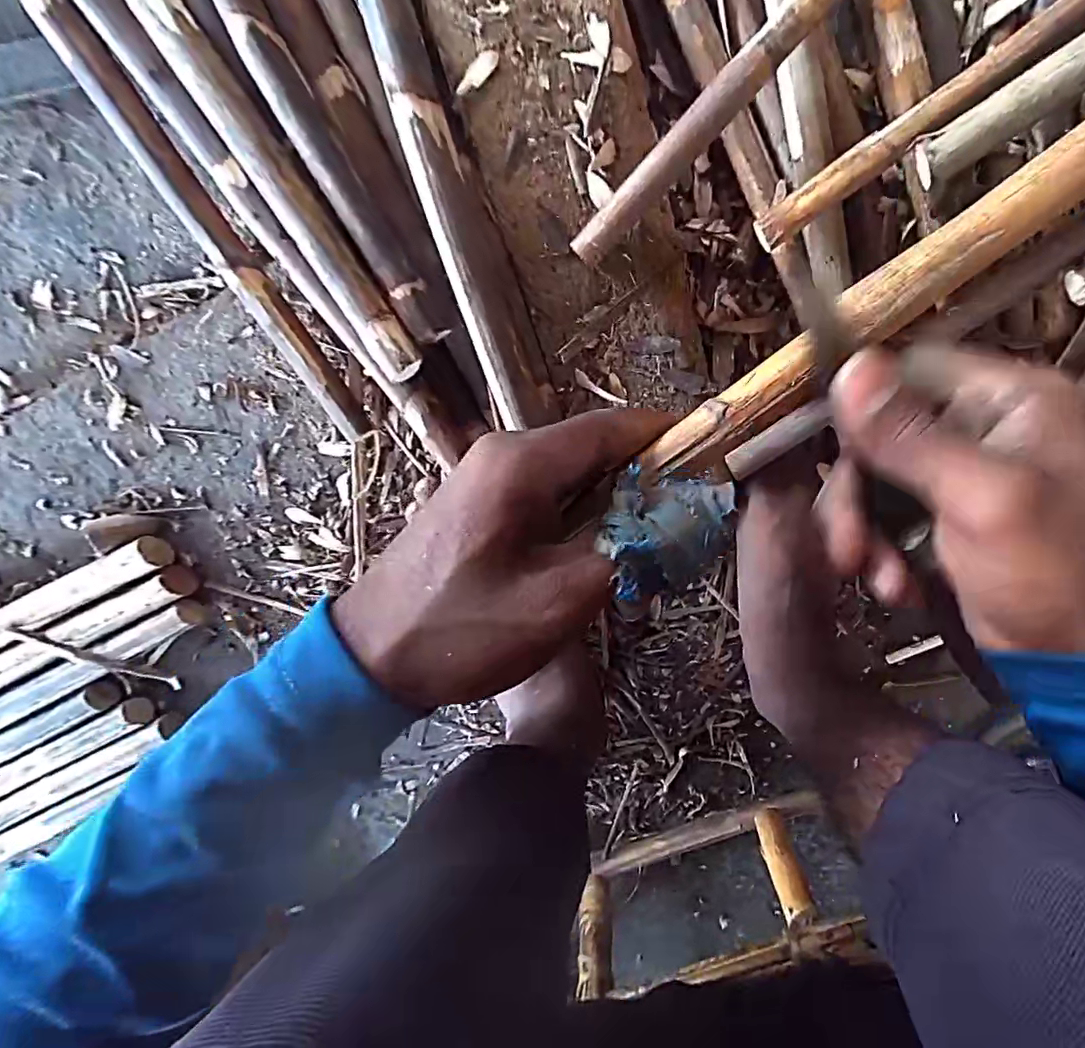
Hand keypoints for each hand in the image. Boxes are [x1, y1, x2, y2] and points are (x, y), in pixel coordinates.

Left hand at [333, 408, 675, 710]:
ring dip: (614, 504)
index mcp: (520, 462)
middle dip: (646, 480)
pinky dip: (581, 518)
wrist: (371, 656)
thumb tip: (676, 519)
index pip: (613, 428)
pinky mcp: (479, 505)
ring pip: (572, 476)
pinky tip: (601, 555)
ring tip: (652, 545)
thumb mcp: (557, 598)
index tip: (713, 458)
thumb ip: (625, 551)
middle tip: (688, 520)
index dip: (668, 438)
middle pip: (594, 450)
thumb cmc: (461, 629)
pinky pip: (545, 497)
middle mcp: (502, 454)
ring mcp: (485, 477)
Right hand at [818, 346, 1084, 654]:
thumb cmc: (1052, 573)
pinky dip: (877, 549)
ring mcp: (958, 473)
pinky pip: (881, 514)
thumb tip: (851, 368)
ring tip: (875, 574)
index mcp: (1011, 400)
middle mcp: (981, 427)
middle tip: (849, 546)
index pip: (910, 371)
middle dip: (856, 495)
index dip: (864, 408)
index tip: (839, 454)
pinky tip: (895, 583)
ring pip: (870, 479)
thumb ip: (910, 436)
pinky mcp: (939, 514)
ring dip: (861, 530)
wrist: (1079, 662)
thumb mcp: (980, 497)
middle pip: (877, 434)